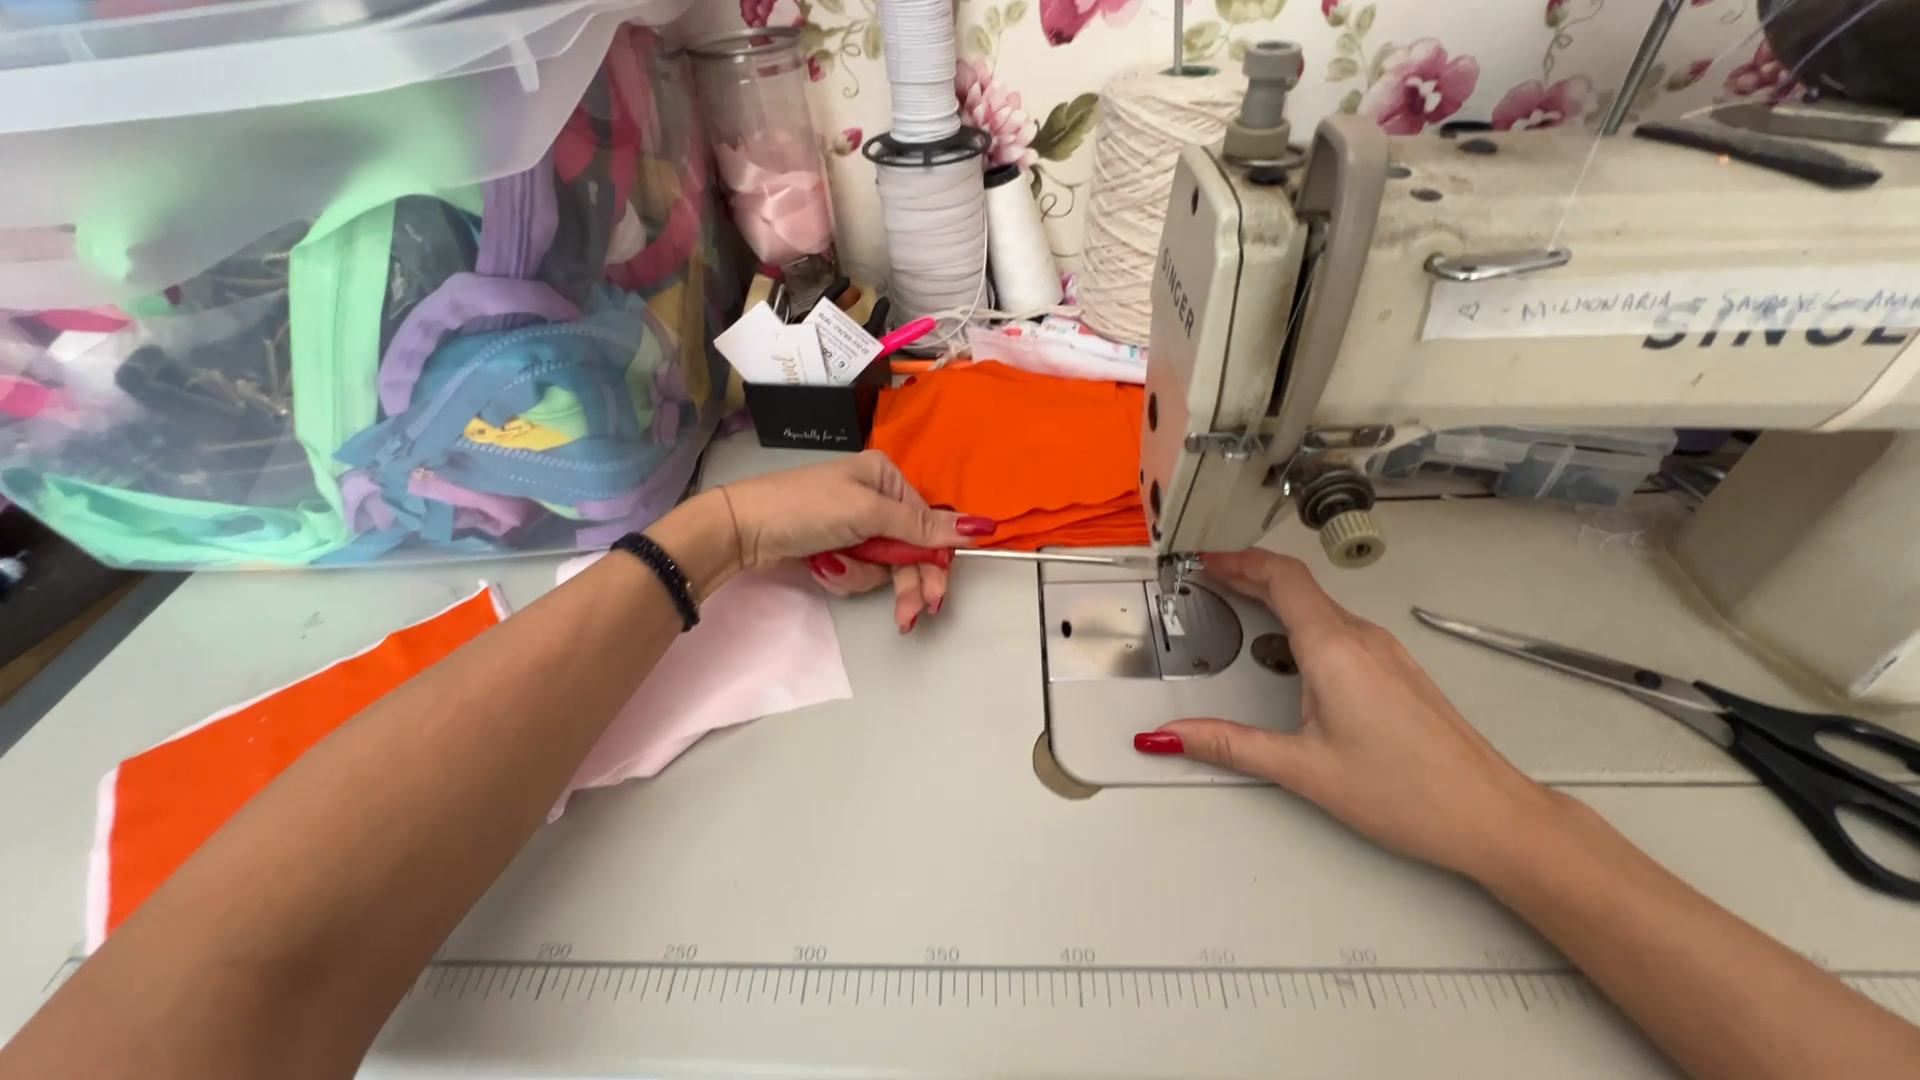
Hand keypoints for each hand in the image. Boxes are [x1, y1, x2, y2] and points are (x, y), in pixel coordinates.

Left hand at [719, 451, 994, 632]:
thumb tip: (980, 526)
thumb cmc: (805, 509)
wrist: (742, 529)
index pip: (927, 526)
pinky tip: (822, 566)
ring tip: (834, 570)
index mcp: (886, 478)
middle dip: (904, 583)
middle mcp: (875, 498)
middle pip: (909, 551)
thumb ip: (922, 527)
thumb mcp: (868, 515)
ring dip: (862, 576)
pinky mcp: (836, 546)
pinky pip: (858, 571)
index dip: (933, 562)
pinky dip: (843, 575)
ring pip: (883, 567)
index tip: (935, 596)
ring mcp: (854, 525)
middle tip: (908, 616)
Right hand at [1143, 549, 1564, 879]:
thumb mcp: (1302, 769)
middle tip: (1209, 577)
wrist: (1491, 816)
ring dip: (1275, 597)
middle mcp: (1362, 639)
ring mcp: (1385, 651)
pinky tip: (1287, 648)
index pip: (1281, 577)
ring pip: (1320, 605)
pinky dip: (1301, 621)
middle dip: (1248, 574)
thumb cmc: (1406, 793)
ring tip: (1238, 605)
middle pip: (1297, 584)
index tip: (1205, 560)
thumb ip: (1229, 744)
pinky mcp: (1395, 669)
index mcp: (1334, 649)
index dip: (1238, 560)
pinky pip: (1339, 627)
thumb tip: (1171, 736)